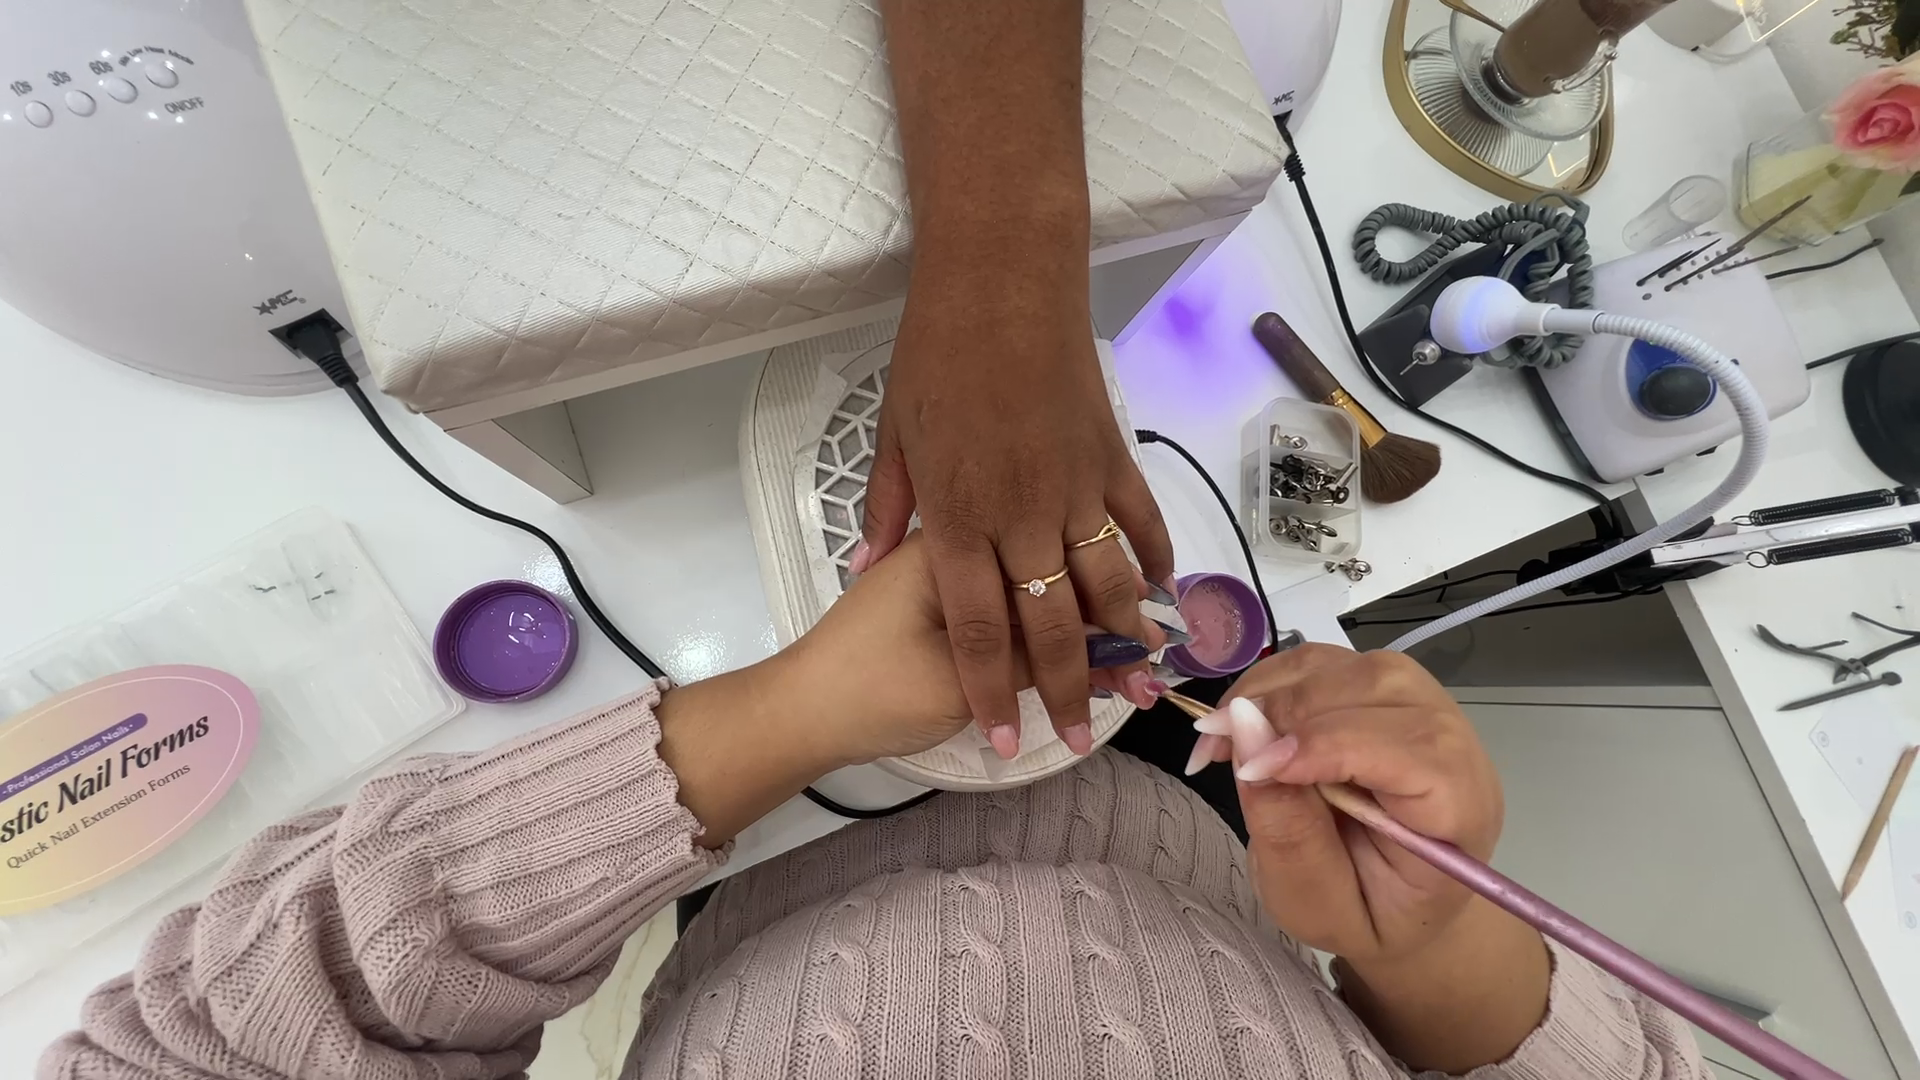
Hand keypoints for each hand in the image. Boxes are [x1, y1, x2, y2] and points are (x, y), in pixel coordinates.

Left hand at [857, 256, 1175, 759]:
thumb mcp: (893, 432)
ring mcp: (1076, 488)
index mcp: (958, 517)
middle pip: (1050, 624)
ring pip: (1109, 582)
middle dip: (1065, 690)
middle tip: (1080, 739)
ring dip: (1125, 637)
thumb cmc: (934, 355)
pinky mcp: (1112, 456)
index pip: (977, 628)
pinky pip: (1141, 520)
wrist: (1002, 280)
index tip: (1002, 741)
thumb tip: (867, 562)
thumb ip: (886, 507)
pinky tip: (1161, 592)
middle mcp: (1021, 517)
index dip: (990, 692)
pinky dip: (1155, 559)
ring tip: (1138, 681)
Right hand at [1199, 646, 1548, 1070]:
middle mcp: (1448, 739)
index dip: (1325, 746)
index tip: (1249, 774)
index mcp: (1460, 810)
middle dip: (1279, 714)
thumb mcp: (1317, 901)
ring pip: (1333, 665)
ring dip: (1262, 695)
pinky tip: (1237, 724)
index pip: (1410, 749)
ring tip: (1219, 742)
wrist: (1388, 893)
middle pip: (1366, 689)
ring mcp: (1412, 701)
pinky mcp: (1371, 683)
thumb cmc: (1362, 910)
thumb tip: (1241, 723)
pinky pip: (1310, 662)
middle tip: (1212, 753)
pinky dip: (1262, 685)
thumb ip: (1284, 823)